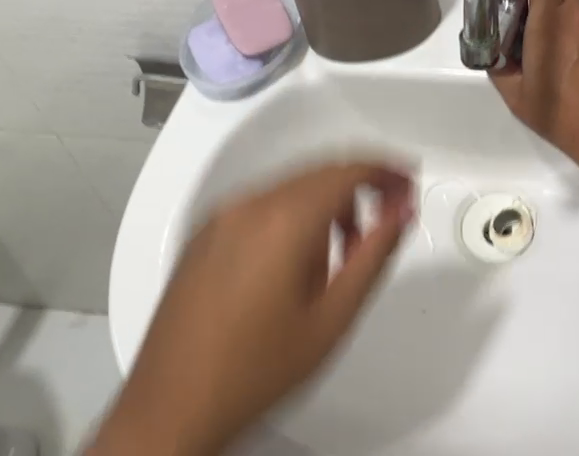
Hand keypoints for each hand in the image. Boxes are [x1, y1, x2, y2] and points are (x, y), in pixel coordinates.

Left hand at [92, 162, 414, 455]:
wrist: (171, 410)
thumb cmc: (252, 371)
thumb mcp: (334, 316)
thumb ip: (375, 253)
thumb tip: (401, 212)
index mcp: (284, 220)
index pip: (349, 169)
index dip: (387, 171)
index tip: (408, 182)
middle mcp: (249, 207)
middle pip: (320, 172)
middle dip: (362, 186)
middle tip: (390, 211)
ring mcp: (221, 219)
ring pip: (291, 187)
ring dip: (329, 202)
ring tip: (346, 249)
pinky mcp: (205, 236)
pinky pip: (262, 204)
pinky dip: (294, 214)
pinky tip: (302, 258)